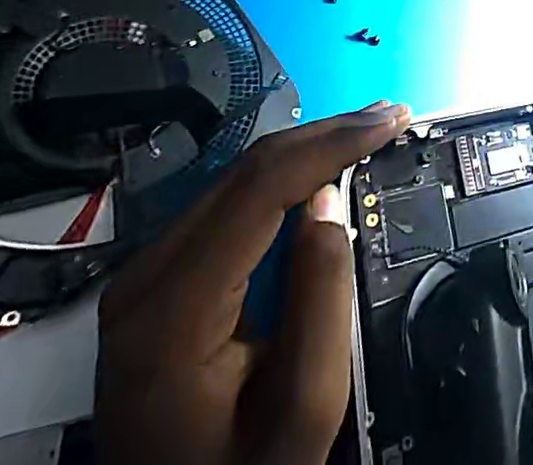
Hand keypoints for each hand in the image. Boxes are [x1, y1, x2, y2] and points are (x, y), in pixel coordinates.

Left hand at [97, 101, 411, 464]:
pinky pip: (227, 207)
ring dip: (305, 152)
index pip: (260, 189)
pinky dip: (281, 182)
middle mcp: (146, 275)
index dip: (330, 143)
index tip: (387, 121)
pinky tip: (317, 171)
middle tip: (386, 116)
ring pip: (235, 181)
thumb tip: (328, 205)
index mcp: (173, 309)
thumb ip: (322, 304)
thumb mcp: (300, 416)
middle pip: (244, 173)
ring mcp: (145, 274)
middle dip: (323, 136)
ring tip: (362, 134)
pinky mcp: (157, 278)